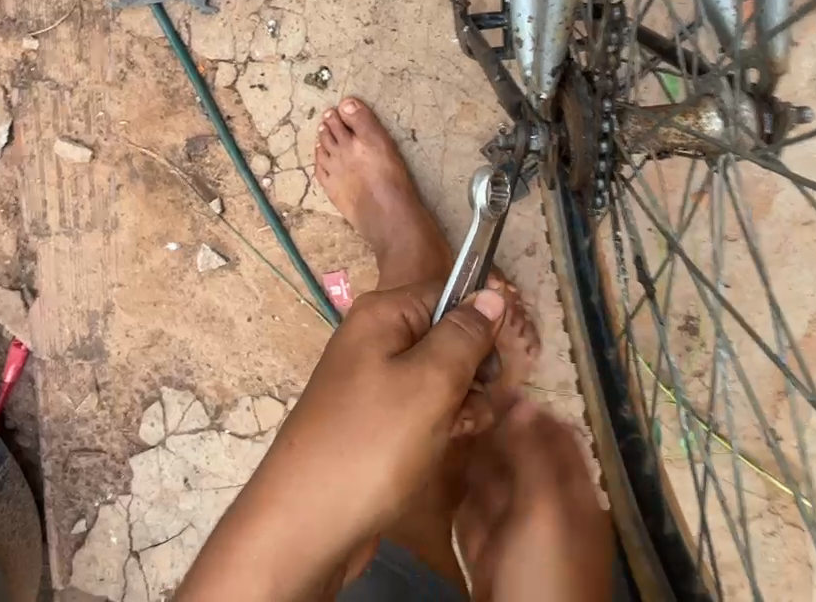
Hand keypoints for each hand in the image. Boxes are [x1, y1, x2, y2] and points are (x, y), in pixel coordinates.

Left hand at [177, 281, 506, 601]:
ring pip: (441, 374)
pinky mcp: (376, 418)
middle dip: (474, 366)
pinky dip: (442, 421)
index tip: (507, 356)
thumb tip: (491, 294)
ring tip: (461, 429)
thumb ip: (465, 335)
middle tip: (479, 400)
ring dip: (463, 399)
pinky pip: (423, 405)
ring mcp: (374, 379)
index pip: (449, 292)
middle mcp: (375, 337)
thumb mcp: (430, 382)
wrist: (307, 522)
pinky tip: (449, 444)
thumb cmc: (373, 443)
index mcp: (383, 313)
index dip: (482, 320)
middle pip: (447, 334)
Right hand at [457, 400, 612, 600]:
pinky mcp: (489, 554)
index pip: (555, 435)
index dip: (527, 406)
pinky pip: (473, 511)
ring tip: (439, 423)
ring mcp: (516, 532)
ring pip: (492, 480)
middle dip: (490, 428)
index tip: (491, 376)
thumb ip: (532, 452)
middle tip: (454, 396)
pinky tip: (437, 467)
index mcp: (573, 493)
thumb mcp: (545, 508)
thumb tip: (521, 397)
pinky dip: (458, 490)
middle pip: (519, 454)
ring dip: (470, 455)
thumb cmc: (546, 575)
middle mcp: (546, 506)